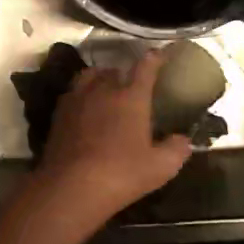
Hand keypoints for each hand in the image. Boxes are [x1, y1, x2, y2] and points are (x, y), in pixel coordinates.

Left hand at [33, 50, 193, 220]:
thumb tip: (184, 141)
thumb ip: (177, 150)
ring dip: (100, 79)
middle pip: (115, 70)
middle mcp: (103, 90)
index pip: (146, 67)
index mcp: (131, 96)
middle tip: (133, 85)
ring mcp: (77, 100)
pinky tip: (86, 110)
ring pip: (90, 76)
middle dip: (125, 73)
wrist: (70, 188)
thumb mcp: (160, 167)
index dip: (156, 58)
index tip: (161, 54)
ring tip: (106, 90)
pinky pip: (73, 93)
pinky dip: (83, 95)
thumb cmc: (121, 174)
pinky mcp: (58, 115)